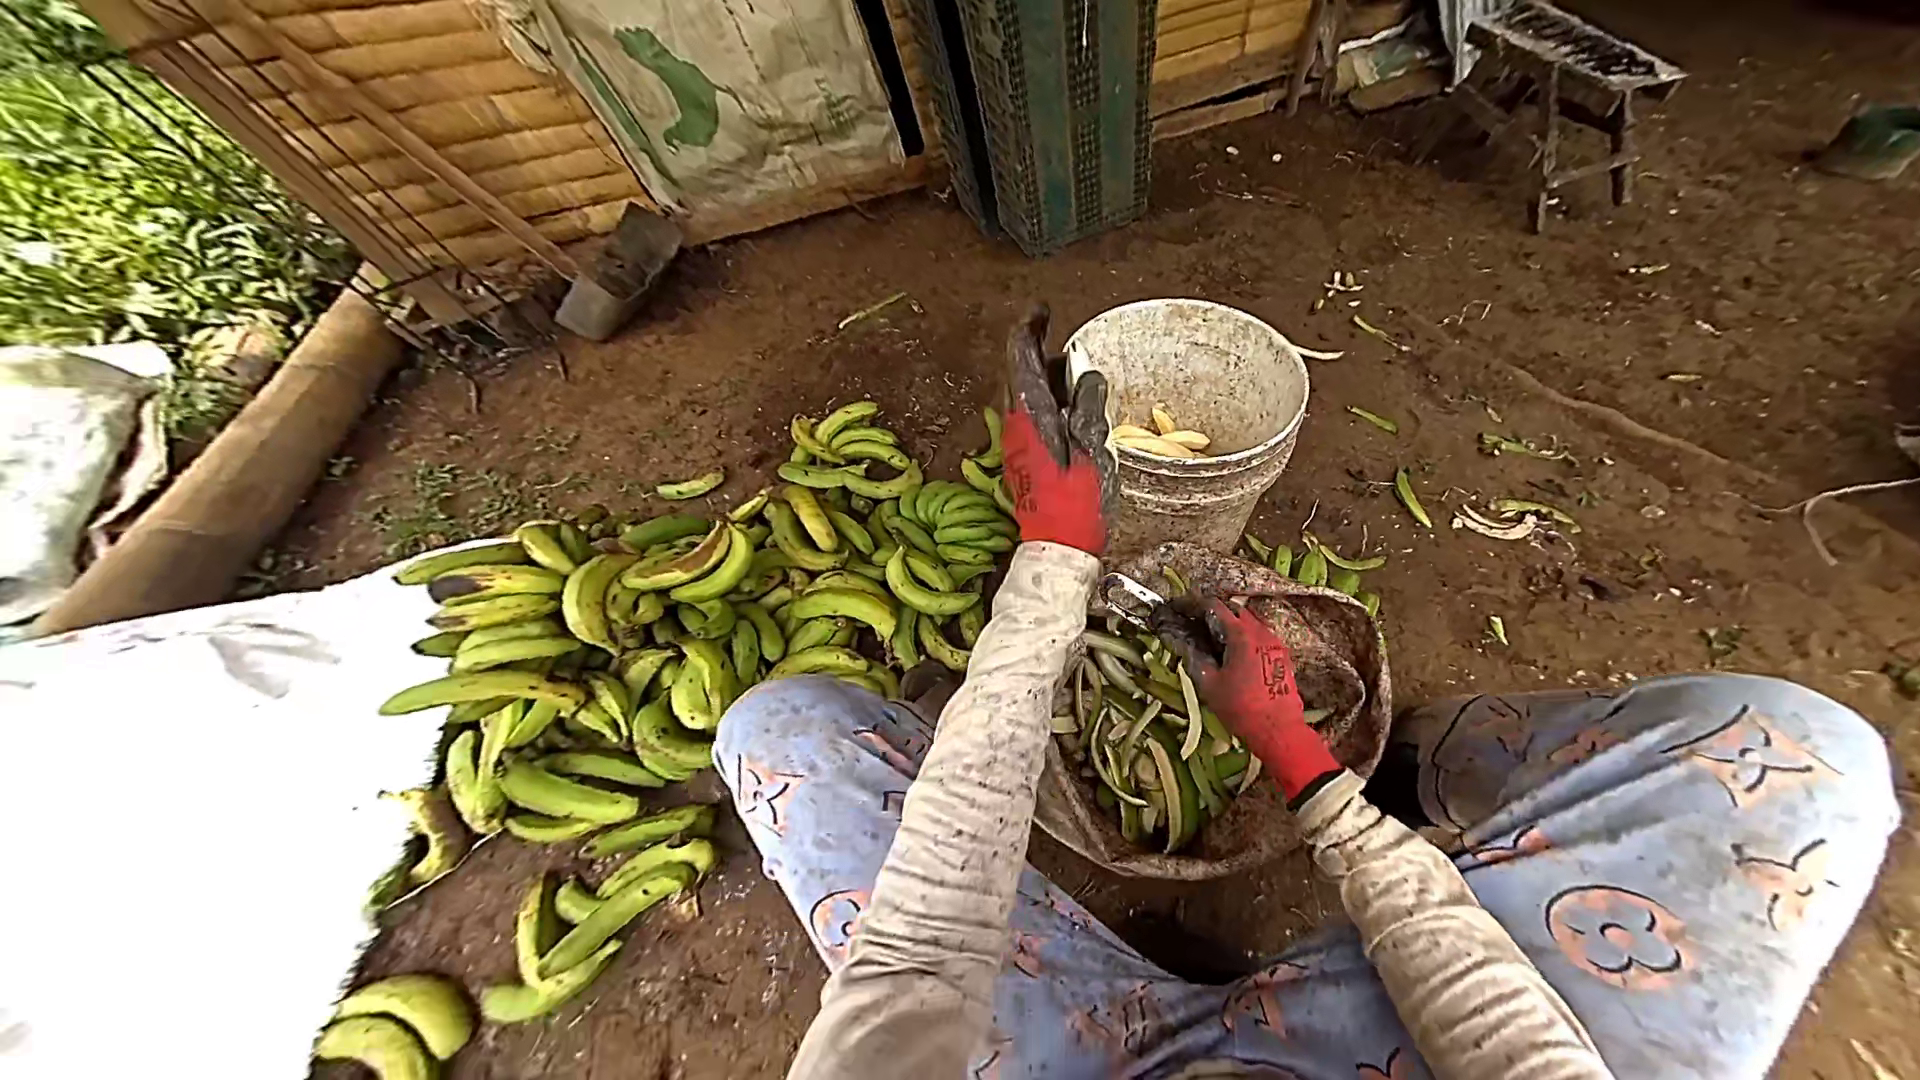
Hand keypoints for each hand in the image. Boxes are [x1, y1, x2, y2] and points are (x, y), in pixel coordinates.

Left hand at [1001, 304, 1115, 554]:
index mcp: (1030, 417)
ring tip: (1075, 380)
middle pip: (1019, 375)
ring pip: (1024, 396)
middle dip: (1041, 354)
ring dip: (1046, 380)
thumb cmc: (1076, 503)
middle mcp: (1015, 425)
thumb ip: (1088, 408)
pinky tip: (1070, 411)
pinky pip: (1029, 416)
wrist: (1056, 546)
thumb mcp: (1092, 451)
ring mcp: (1015, 442)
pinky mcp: (1021, 456)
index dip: (1028, 328)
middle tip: (1069, 351)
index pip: (1019, 359)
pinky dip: (1047, 402)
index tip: (1041, 310)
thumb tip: (1085, 377)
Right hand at [1152, 594, 1340, 801]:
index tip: (1177, 607)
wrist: (1280, 732)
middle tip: (1190, 620)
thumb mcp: (1208, 683)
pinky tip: (1228, 650)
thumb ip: (1193, 656)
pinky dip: (1240, 635)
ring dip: (1227, 622)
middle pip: (1233, 609)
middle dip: (1210, 611)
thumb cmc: (1240, 708)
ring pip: (1247, 621)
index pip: (1214, 606)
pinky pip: (1257, 635)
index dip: (1191, 604)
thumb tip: (1179, 640)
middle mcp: (1261, 632)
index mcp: (1241, 635)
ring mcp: (1274, 643)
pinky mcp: (1280, 655)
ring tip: (1208, 635)